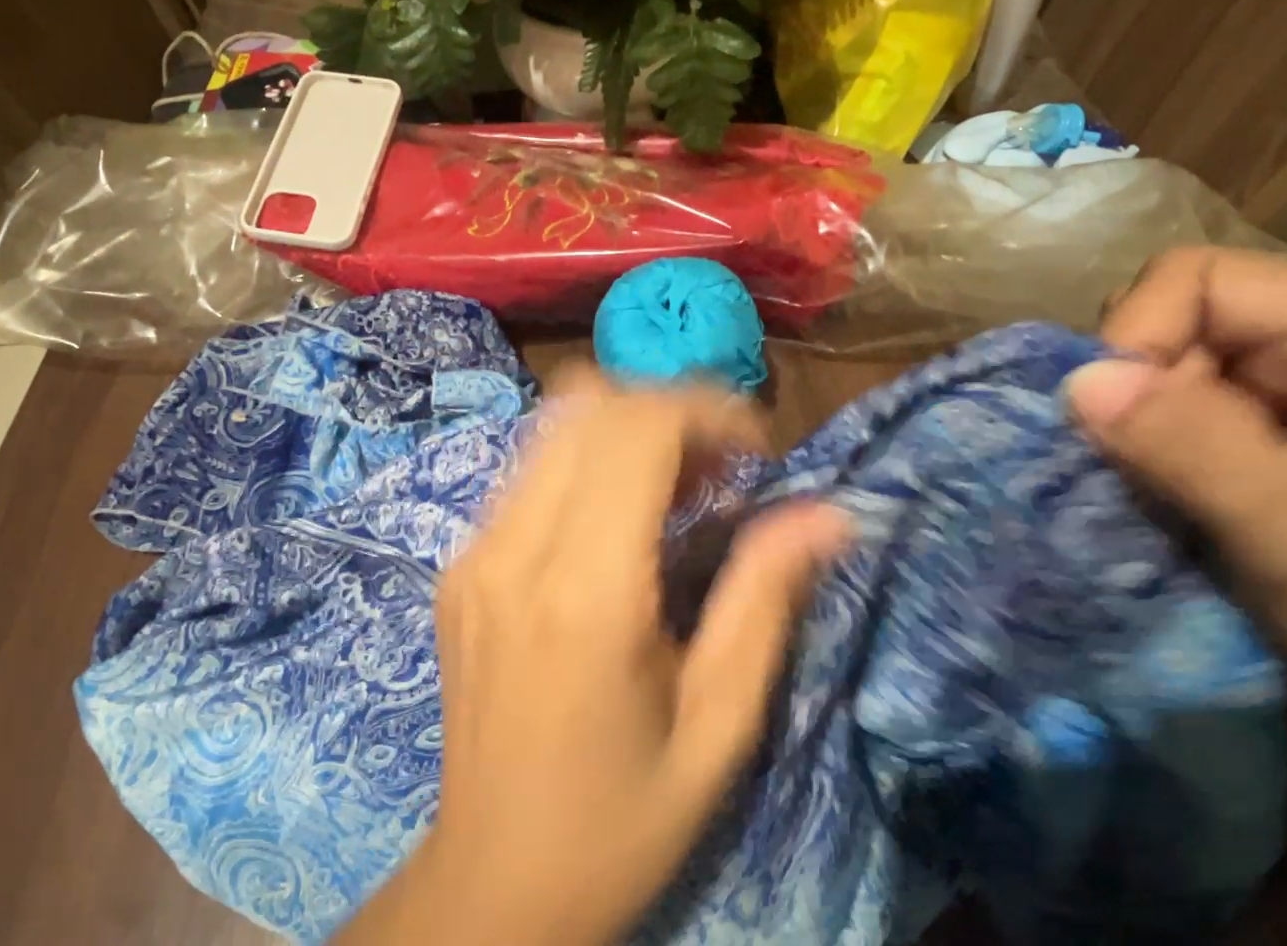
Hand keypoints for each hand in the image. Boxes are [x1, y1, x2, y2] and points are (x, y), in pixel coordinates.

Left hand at [333, 371, 848, 945]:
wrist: (492, 879)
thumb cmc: (620, 820)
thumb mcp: (718, 727)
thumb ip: (765, 603)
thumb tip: (829, 513)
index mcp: (582, 593)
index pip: (635, 428)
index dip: (707, 411)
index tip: (758, 455)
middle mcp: (510, 551)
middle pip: (587, 406)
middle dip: (668, 415)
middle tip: (723, 477)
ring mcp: (470, 555)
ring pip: (550, 429)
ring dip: (625, 436)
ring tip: (679, 499)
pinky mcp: (457, 570)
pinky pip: (525, 474)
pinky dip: (584, 468)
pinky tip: (620, 530)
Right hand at [1065, 246, 1286, 734]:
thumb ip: (1189, 446)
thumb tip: (1074, 381)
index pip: (1201, 279)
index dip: (1139, 337)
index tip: (1112, 422)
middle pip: (1173, 321)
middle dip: (1132, 392)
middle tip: (1130, 467)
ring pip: (1156, 374)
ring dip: (1128, 432)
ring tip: (1141, 494)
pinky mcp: (1254, 439)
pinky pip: (1161, 419)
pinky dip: (1134, 457)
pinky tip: (1146, 500)